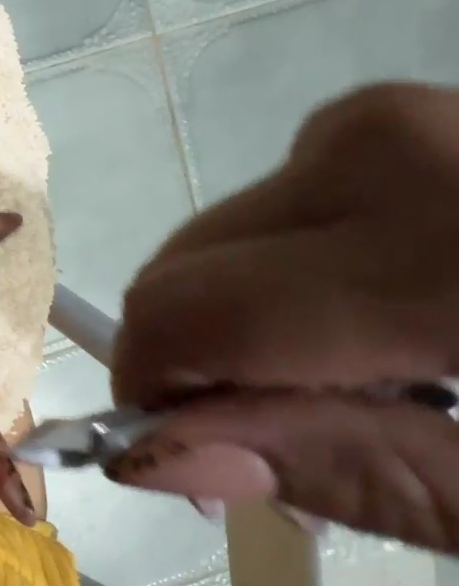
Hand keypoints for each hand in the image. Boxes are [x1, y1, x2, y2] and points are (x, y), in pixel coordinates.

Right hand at [109, 82, 458, 550]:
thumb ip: (361, 472)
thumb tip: (159, 452)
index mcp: (448, 252)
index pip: (195, 309)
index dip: (155, 385)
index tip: (182, 451)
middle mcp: (387, 149)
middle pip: (192, 263)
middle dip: (204, 353)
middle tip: (293, 434)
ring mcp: (387, 116)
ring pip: (222, 231)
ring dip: (246, 311)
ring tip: (376, 371)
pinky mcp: (390, 113)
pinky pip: (279, 202)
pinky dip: (293, 268)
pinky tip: (392, 305)